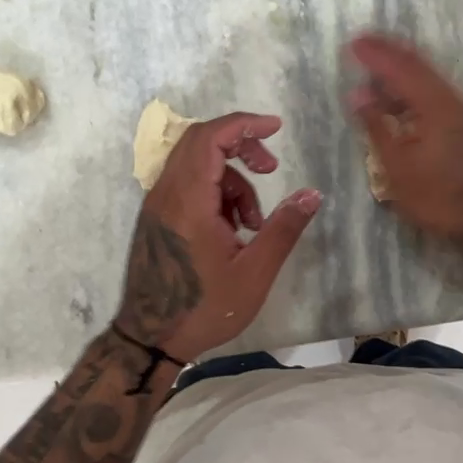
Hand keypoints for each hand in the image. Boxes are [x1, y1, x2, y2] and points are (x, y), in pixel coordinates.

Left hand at [113, 112, 320, 360]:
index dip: (244, 124)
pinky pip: (188, 187)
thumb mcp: (255, 272)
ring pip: (197, 167)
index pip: (210, 138)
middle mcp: (166, 194)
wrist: (152, 338)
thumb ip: (283, 228)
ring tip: (254, 223)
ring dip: (233, 181)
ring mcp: (158, 206)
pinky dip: (216, 195)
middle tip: (271, 168)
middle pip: (201, 143)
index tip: (275, 128)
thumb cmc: (205, 308)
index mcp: (189, 201)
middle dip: (242, 147)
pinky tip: (233, 232)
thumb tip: (311, 194)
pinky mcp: (157, 220)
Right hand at [346, 33, 462, 238]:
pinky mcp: (459, 122)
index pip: (401, 68)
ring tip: (370, 66)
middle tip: (360, 44)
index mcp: (435, 106)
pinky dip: (409, 87)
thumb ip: (375, 125)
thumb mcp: (395, 164)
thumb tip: (356, 95)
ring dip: (398, 69)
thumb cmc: (433, 196)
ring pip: (425, 77)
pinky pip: (431, 92)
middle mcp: (450, 100)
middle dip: (387, 52)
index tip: (352, 44)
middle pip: (416, 65)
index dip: (376, 54)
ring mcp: (458, 110)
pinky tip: (390, 96)